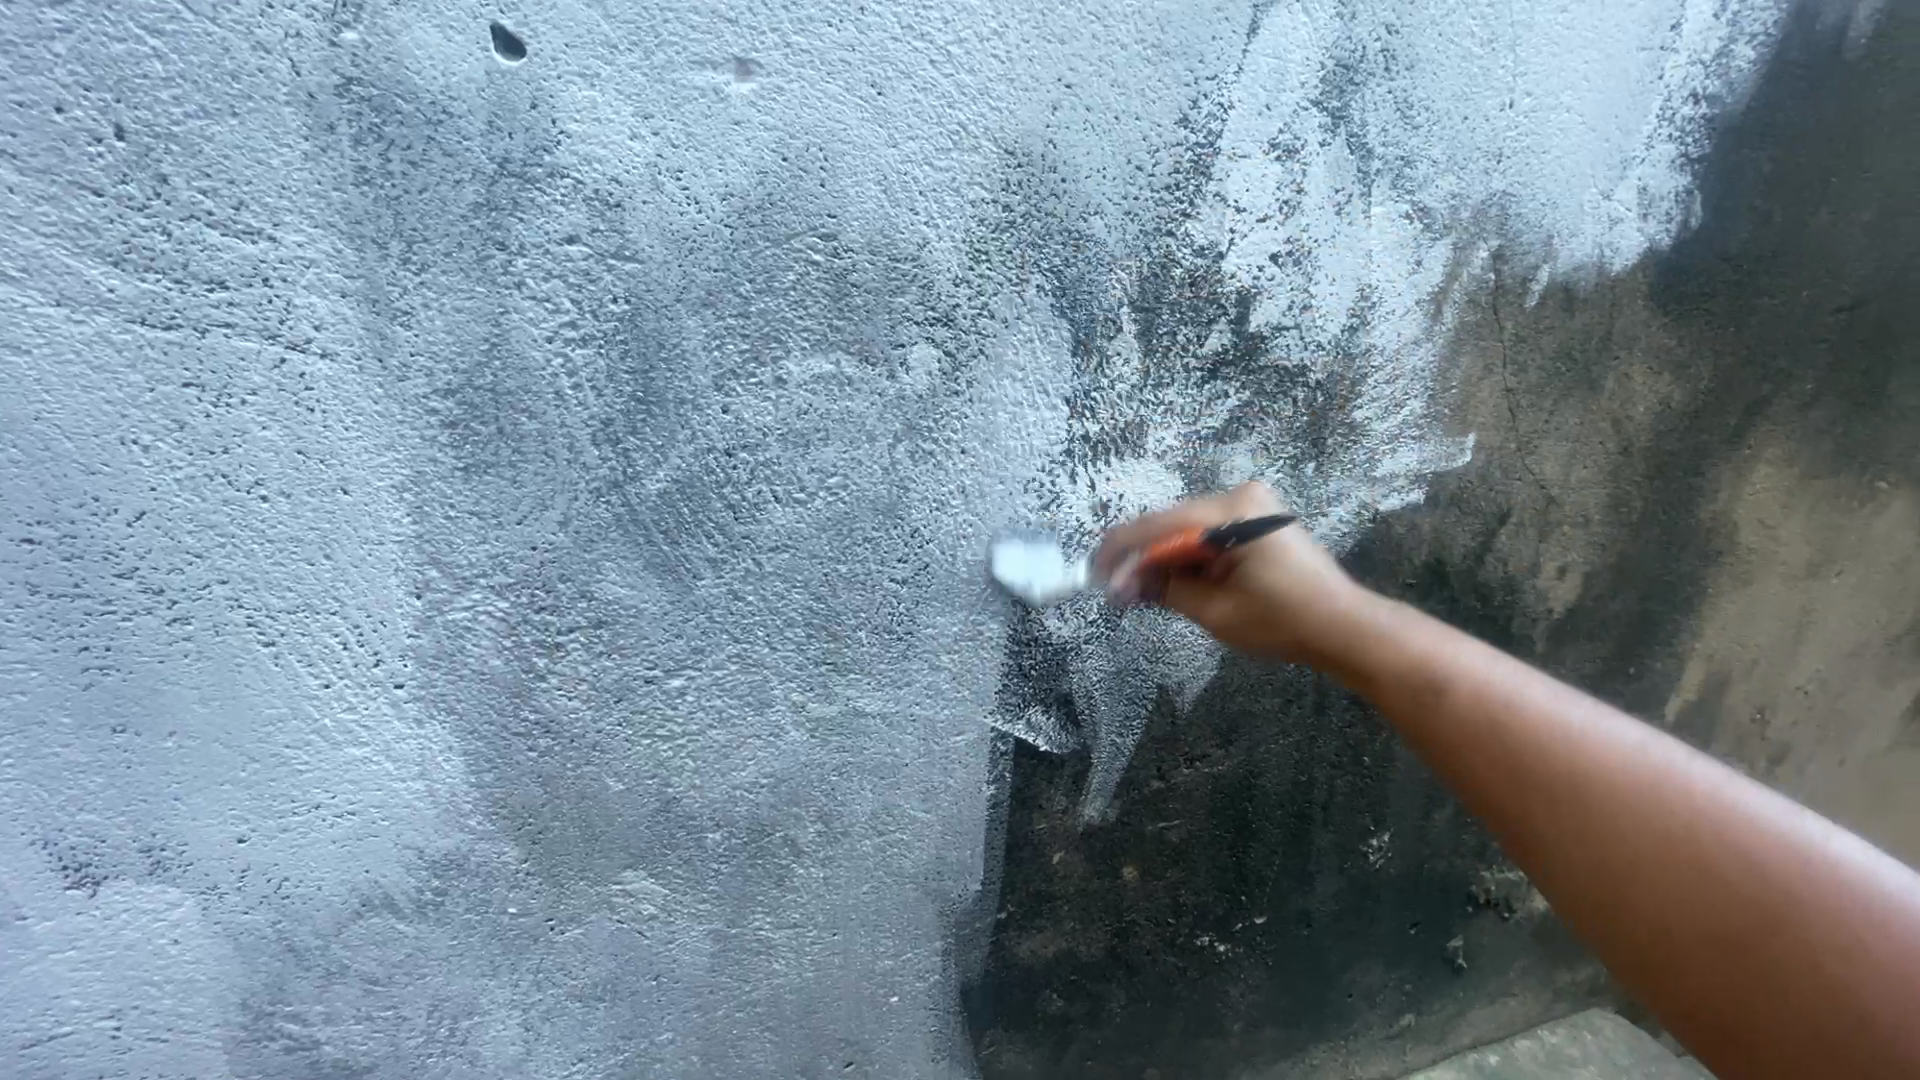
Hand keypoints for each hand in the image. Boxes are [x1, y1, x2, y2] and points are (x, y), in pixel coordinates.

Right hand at [1093, 482, 1365, 663]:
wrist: (1344, 626)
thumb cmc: (1284, 622)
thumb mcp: (1215, 611)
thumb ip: (1164, 589)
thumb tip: (1122, 584)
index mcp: (1233, 512)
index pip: (1159, 526)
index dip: (1122, 553)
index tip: (1095, 576)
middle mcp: (1241, 495)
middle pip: (1170, 523)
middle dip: (1140, 558)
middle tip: (1115, 591)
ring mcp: (1252, 503)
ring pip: (1185, 528)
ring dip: (1162, 558)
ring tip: (1138, 591)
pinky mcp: (1257, 517)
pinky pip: (1206, 532)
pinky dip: (1187, 555)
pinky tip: (1170, 578)